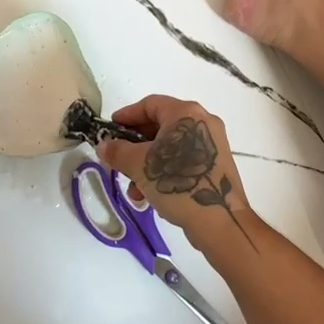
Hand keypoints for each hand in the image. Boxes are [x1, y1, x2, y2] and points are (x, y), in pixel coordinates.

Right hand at [97, 95, 255, 251]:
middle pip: (160, 125)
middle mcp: (202, 122)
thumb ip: (118, 151)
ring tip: (133, 188)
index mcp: (186, 113)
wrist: (220, 219)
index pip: (150, 104)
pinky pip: (183, 160)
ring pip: (170, 147)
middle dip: (135, 145)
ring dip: (147, 163)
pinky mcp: (217, 165)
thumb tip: (103, 145)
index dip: (127, 115)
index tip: (111, 128)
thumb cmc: (177, 181)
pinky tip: (150, 194)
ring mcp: (212, 144)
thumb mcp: (139, 165)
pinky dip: (164, 171)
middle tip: (119, 159)